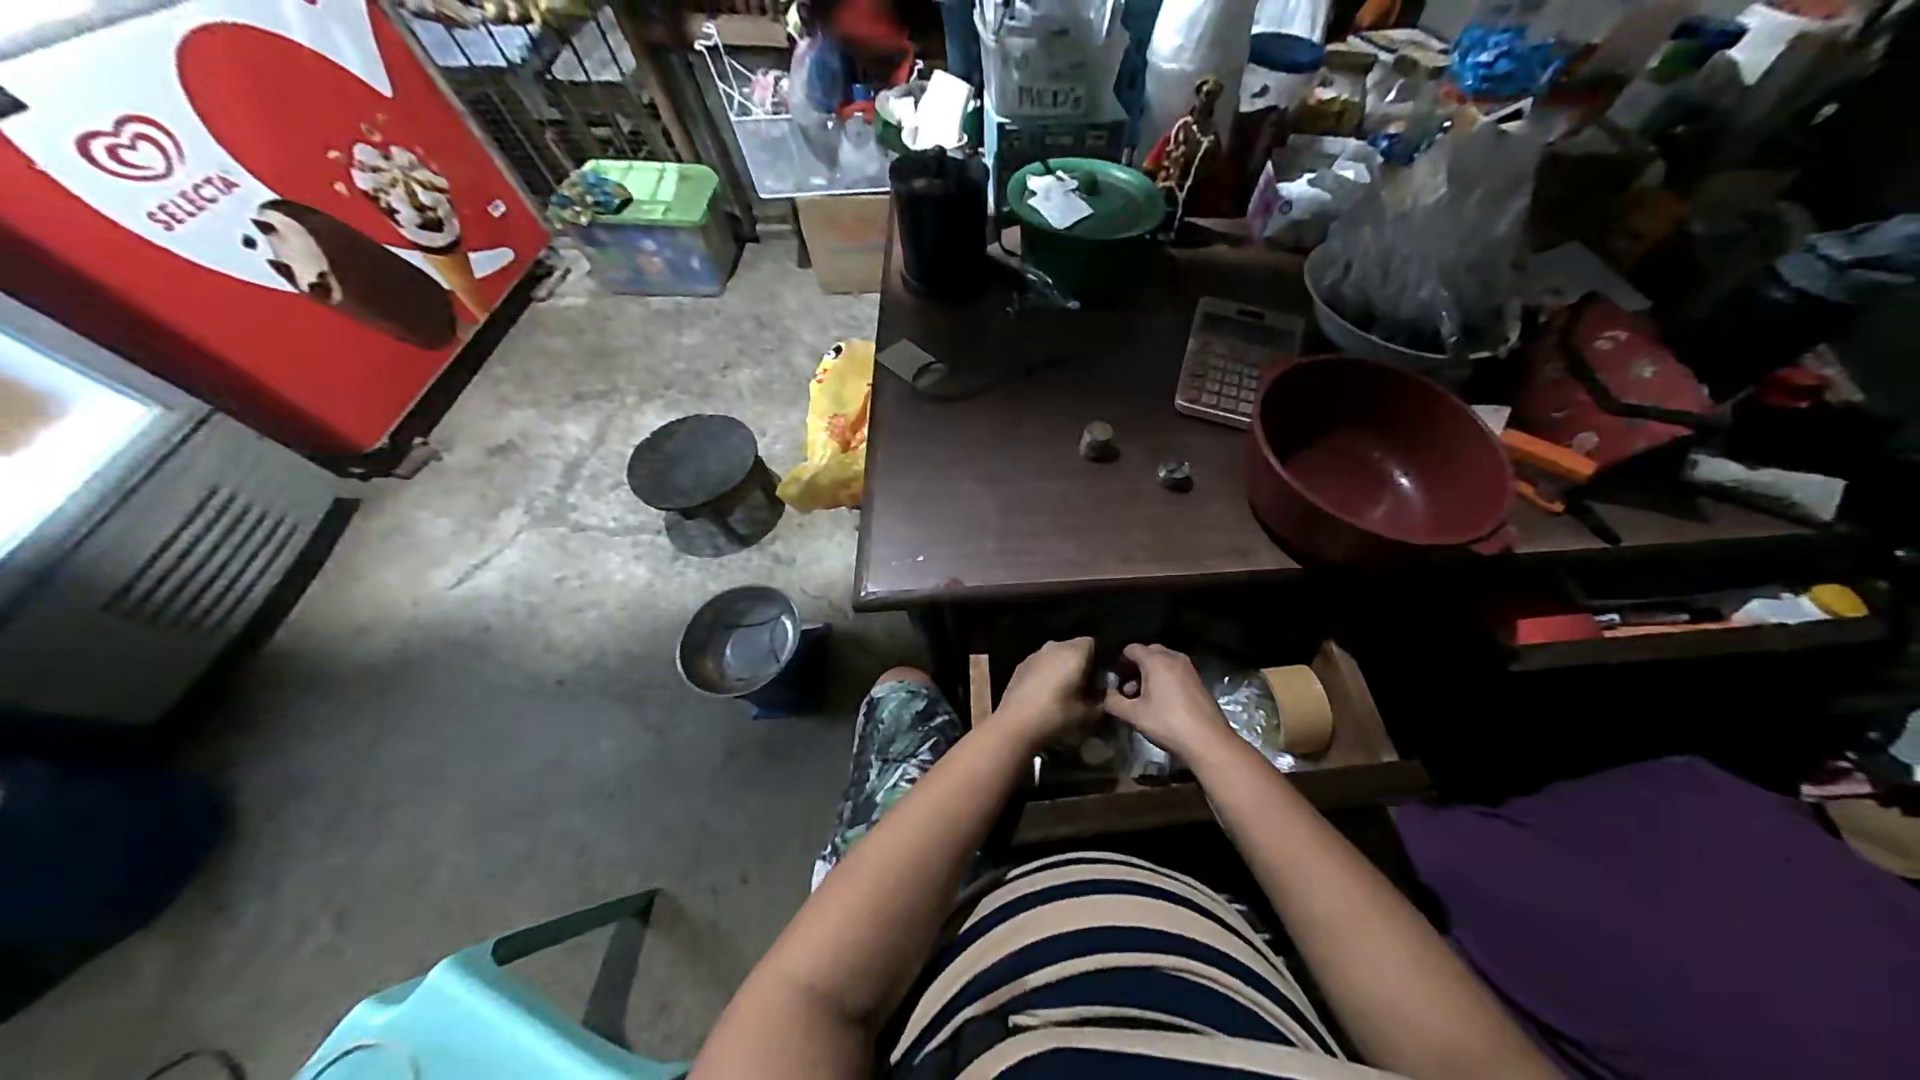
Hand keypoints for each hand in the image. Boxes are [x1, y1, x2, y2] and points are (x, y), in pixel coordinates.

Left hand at [991, 638, 1100, 750]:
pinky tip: (1045, 691)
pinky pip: (1041, 663)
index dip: (1099, 658)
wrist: (1016, 723)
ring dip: (1062, 666)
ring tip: (1065, 689)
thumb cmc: (1057, 714)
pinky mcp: (1021, 665)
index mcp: (1074, 652)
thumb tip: (1105, 695)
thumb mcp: (1088, 713)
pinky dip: (1047, 671)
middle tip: (1085, 685)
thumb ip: (1102, 701)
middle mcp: (1054, 646)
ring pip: (1056, 654)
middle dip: (1081, 662)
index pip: (1094, 643)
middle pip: (1074, 647)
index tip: (1100, 676)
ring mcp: (1035, 654)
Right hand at [1102, 644, 1233, 760]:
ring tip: (1143, 697)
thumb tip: (1106, 695)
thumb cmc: (1167, 723)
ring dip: (1150, 673)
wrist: (1208, 741)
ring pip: (1164, 662)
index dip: (1120, 661)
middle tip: (1128, 688)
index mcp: (1156, 661)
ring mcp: (1189, 669)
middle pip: (1149, 652)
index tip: (1115, 679)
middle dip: (1136, 666)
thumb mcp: (1134, 715)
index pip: (1132, 649)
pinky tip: (1162, 701)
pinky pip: (1175, 672)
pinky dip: (1165, 679)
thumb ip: (1114, 702)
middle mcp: (1174, 658)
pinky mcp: (1198, 681)